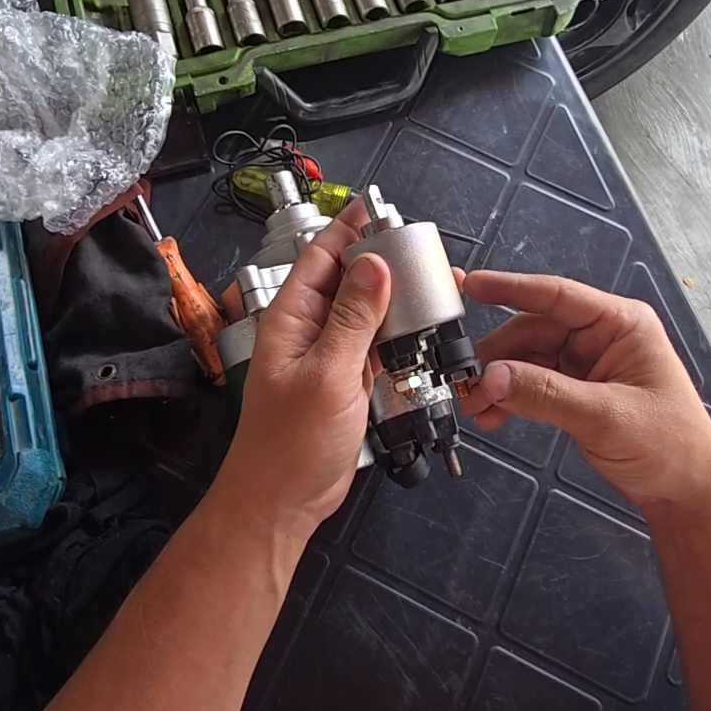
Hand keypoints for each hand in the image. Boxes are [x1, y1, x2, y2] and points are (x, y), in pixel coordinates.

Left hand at [210, 200, 390, 530]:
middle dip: (379, 260)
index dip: (349, 230)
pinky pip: (373, 342)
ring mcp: (329, 353)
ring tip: (426, 283)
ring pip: (364, 310)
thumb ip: (354, 318)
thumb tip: (375, 264)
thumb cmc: (290, 442)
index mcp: (292, 317)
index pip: (320, 257)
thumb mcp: (327, 373)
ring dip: (392, 297)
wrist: (284, 499)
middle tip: (418, 249)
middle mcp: (310, 328)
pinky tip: (418, 326)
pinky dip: (395, 332)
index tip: (380, 210)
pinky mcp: (346, 377)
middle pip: (347, 279)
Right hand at [458, 270, 710, 506]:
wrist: (687, 495)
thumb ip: (544, 394)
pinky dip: (510, 398)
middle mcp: (600, 337)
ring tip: (476, 406)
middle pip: (533, 330)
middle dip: (498, 355)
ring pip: (527, 358)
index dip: (510, 288)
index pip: (556, 295)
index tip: (472, 285)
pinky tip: (494, 416)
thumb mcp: (605, 416)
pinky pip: (531, 384)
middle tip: (468, 381)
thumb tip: (492, 377)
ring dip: (499, 381)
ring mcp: (586, 363)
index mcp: (619, 324)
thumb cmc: (669, 446)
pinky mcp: (576, 390)